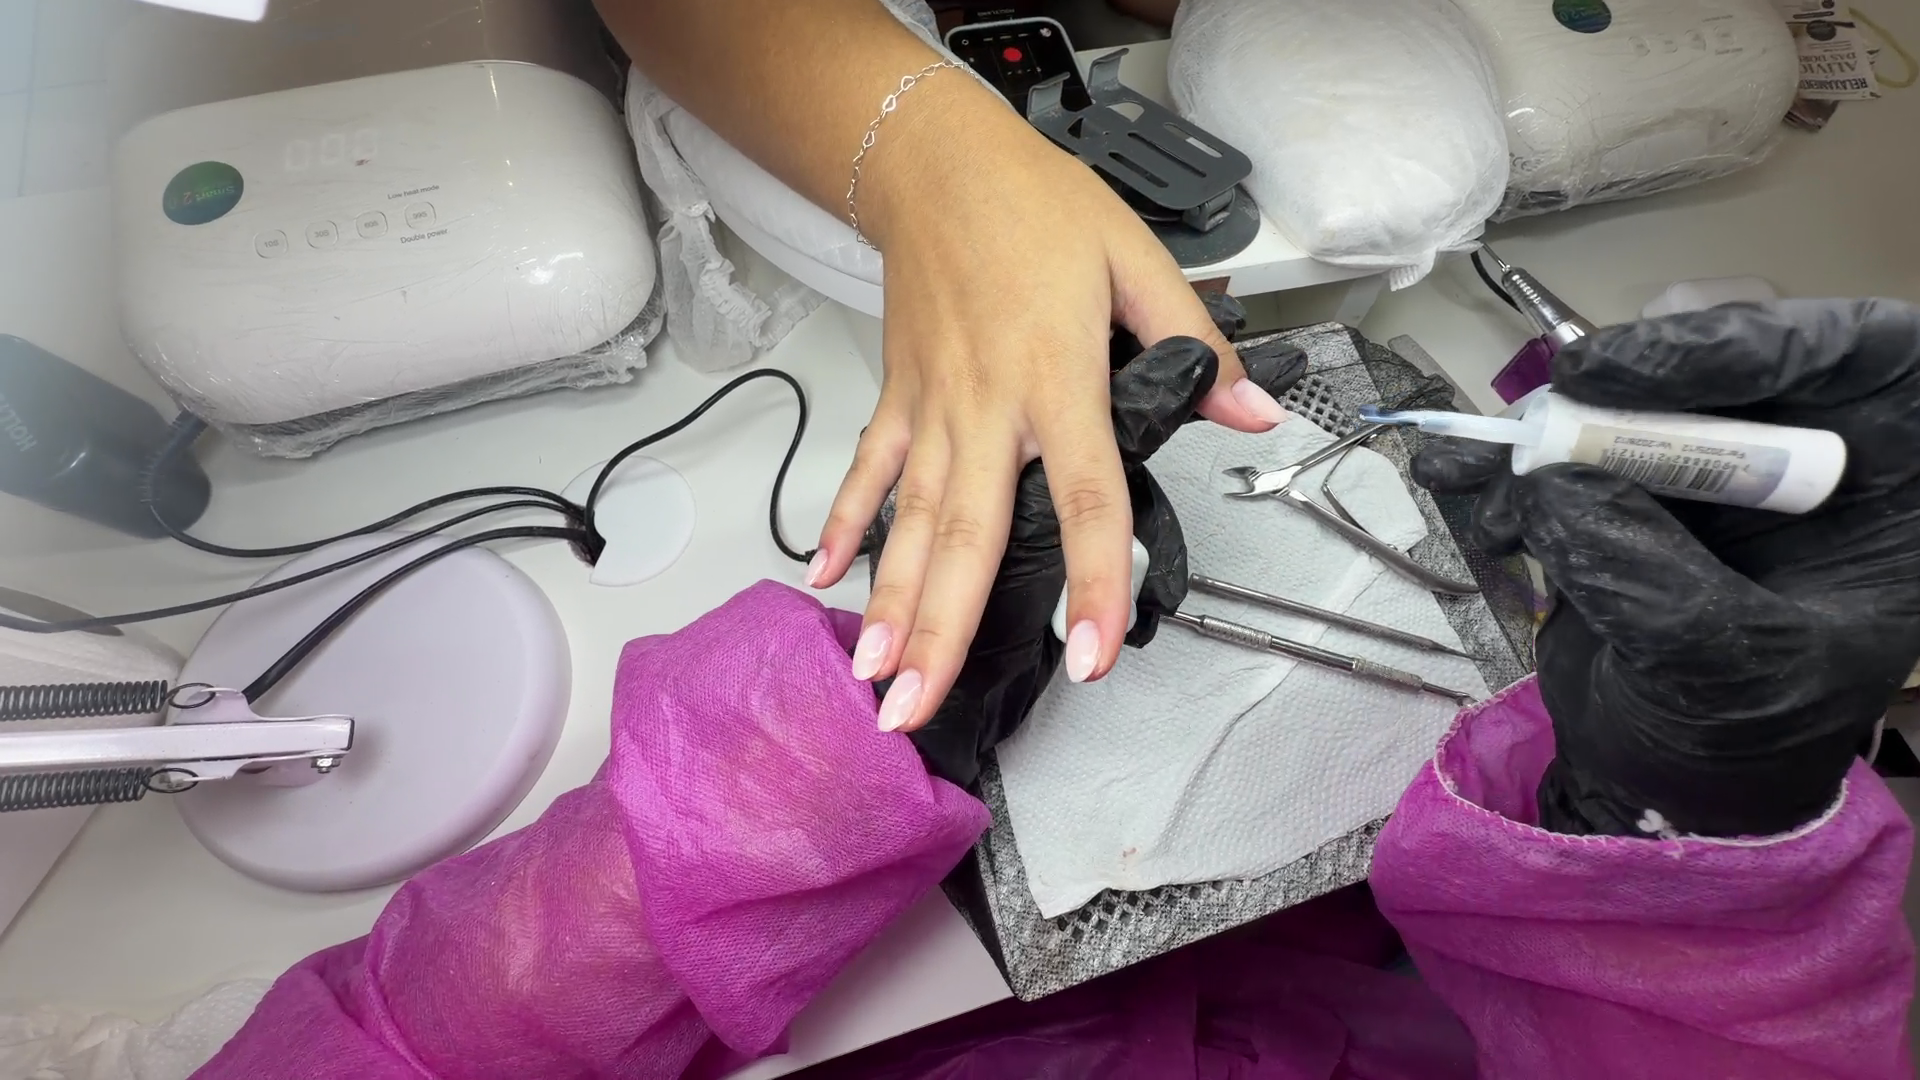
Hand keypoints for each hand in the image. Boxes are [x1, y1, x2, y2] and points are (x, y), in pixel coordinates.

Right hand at [805, 92, 1287, 733]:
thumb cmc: (1035, 210)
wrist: (939, 169)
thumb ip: (1193, 344)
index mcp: (1056, 382)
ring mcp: (930, 410)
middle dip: (942, 632)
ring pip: (910, 521)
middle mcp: (986, 411)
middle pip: (967, 537)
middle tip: (917, 709)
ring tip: (875, 673)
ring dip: (890, 601)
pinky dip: (843, 524)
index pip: (1085, 501)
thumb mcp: (1136, 260)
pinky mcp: (895, 400)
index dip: (1094, 584)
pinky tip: (824, 575)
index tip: (1093, 657)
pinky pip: (867, 472)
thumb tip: (1251, 414)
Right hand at [1413, 300, 1919, 836]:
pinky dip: (1486, 470)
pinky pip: (1539, 462)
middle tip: (1527, 429)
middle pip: (1698, 379)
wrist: (1655, 767)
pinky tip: (1450, 485)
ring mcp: (1680, 482)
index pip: (1846, 359)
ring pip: (1601, 417)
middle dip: (1599, 402)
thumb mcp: (1722, 669)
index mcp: (1882, 488)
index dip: (1733, 345)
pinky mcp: (1601, 501)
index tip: (1602, 375)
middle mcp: (1781, 464)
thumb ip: (1647, 577)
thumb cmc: (1731, 731)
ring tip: (1462, 479)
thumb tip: (1547, 484)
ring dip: (1518, 443)